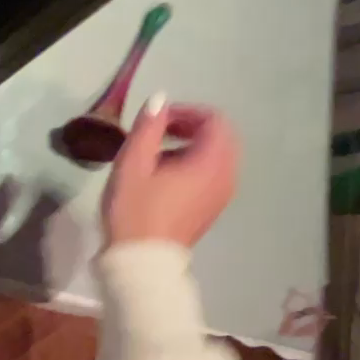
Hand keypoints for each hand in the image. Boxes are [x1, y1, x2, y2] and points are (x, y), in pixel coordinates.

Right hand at [101, 96, 238, 248]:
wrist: (141, 260)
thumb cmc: (134, 209)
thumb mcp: (133, 163)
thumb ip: (148, 127)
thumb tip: (159, 99)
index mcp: (211, 162)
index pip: (214, 120)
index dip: (186, 111)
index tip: (156, 120)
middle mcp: (226, 176)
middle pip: (220, 136)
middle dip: (189, 126)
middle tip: (156, 132)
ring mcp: (222, 194)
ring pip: (216, 156)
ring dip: (190, 145)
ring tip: (155, 154)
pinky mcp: (212, 207)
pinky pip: (212, 173)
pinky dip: (193, 163)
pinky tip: (163, 175)